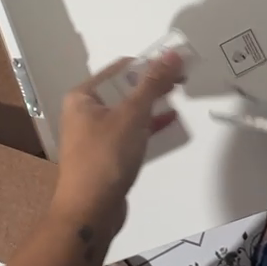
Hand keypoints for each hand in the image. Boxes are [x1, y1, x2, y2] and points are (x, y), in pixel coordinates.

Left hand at [49, 52, 185, 236]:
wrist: (90, 211)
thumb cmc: (106, 157)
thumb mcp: (132, 115)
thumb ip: (153, 83)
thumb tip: (172, 53)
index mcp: (83, 96)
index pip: (120, 68)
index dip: (150, 63)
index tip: (177, 63)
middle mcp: (85, 112)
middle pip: (124, 89)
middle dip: (153, 84)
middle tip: (183, 79)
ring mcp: (94, 135)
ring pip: (128, 111)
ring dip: (152, 105)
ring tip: (179, 97)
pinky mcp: (106, 155)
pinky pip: (130, 132)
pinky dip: (147, 126)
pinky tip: (169, 122)